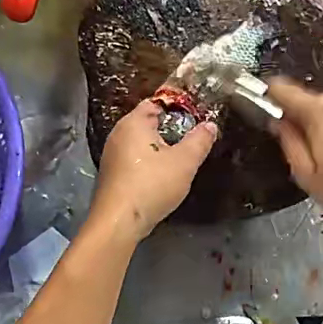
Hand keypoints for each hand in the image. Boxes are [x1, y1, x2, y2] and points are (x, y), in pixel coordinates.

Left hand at [87, 101, 216, 242]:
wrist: (119, 222)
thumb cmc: (152, 184)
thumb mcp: (185, 161)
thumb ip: (200, 140)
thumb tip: (210, 124)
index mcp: (133, 123)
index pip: (156, 102)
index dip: (178, 106)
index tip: (197, 116)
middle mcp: (118, 134)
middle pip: (149, 122)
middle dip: (172, 128)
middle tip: (194, 138)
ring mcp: (112, 154)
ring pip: (142, 142)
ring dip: (161, 147)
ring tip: (182, 158)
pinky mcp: (112, 174)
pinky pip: (135, 158)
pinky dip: (150, 162)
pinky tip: (162, 176)